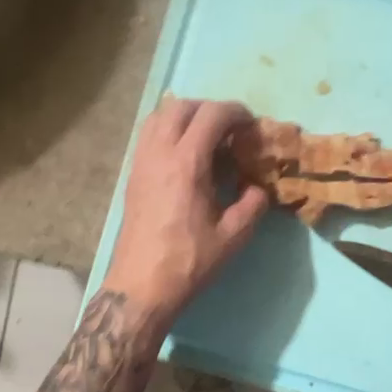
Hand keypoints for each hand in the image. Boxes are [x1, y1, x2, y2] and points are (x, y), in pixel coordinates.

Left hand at [102, 99, 268, 322]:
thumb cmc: (189, 261)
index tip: (250, 125)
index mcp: (187, 163)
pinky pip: (148, 136)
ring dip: (185, 117)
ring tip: (205, 138)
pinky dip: (168, 132)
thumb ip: (252, 203)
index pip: (211, 115)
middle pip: (181, 106)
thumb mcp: (234, 235)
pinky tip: (185, 157)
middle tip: (229, 129)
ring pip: (159, 117)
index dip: (235, 112)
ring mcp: (141, 162)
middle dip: (209, 109)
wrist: (142, 285)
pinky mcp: (133, 175)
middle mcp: (159, 153)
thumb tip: (258, 187)